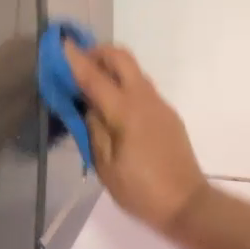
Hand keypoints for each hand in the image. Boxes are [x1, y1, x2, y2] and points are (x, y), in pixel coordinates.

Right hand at [66, 42, 209, 234]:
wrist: (188, 204)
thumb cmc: (141, 191)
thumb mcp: (105, 167)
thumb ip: (93, 130)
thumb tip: (87, 106)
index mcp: (125, 112)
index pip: (94, 77)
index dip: (75, 59)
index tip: (61, 44)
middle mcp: (144, 99)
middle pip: (120, 57)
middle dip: (97, 52)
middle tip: (78, 64)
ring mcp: (159, 104)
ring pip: (133, 69)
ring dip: (111, 67)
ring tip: (92, 85)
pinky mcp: (167, 113)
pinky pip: (141, 86)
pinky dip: (123, 83)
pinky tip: (113, 106)